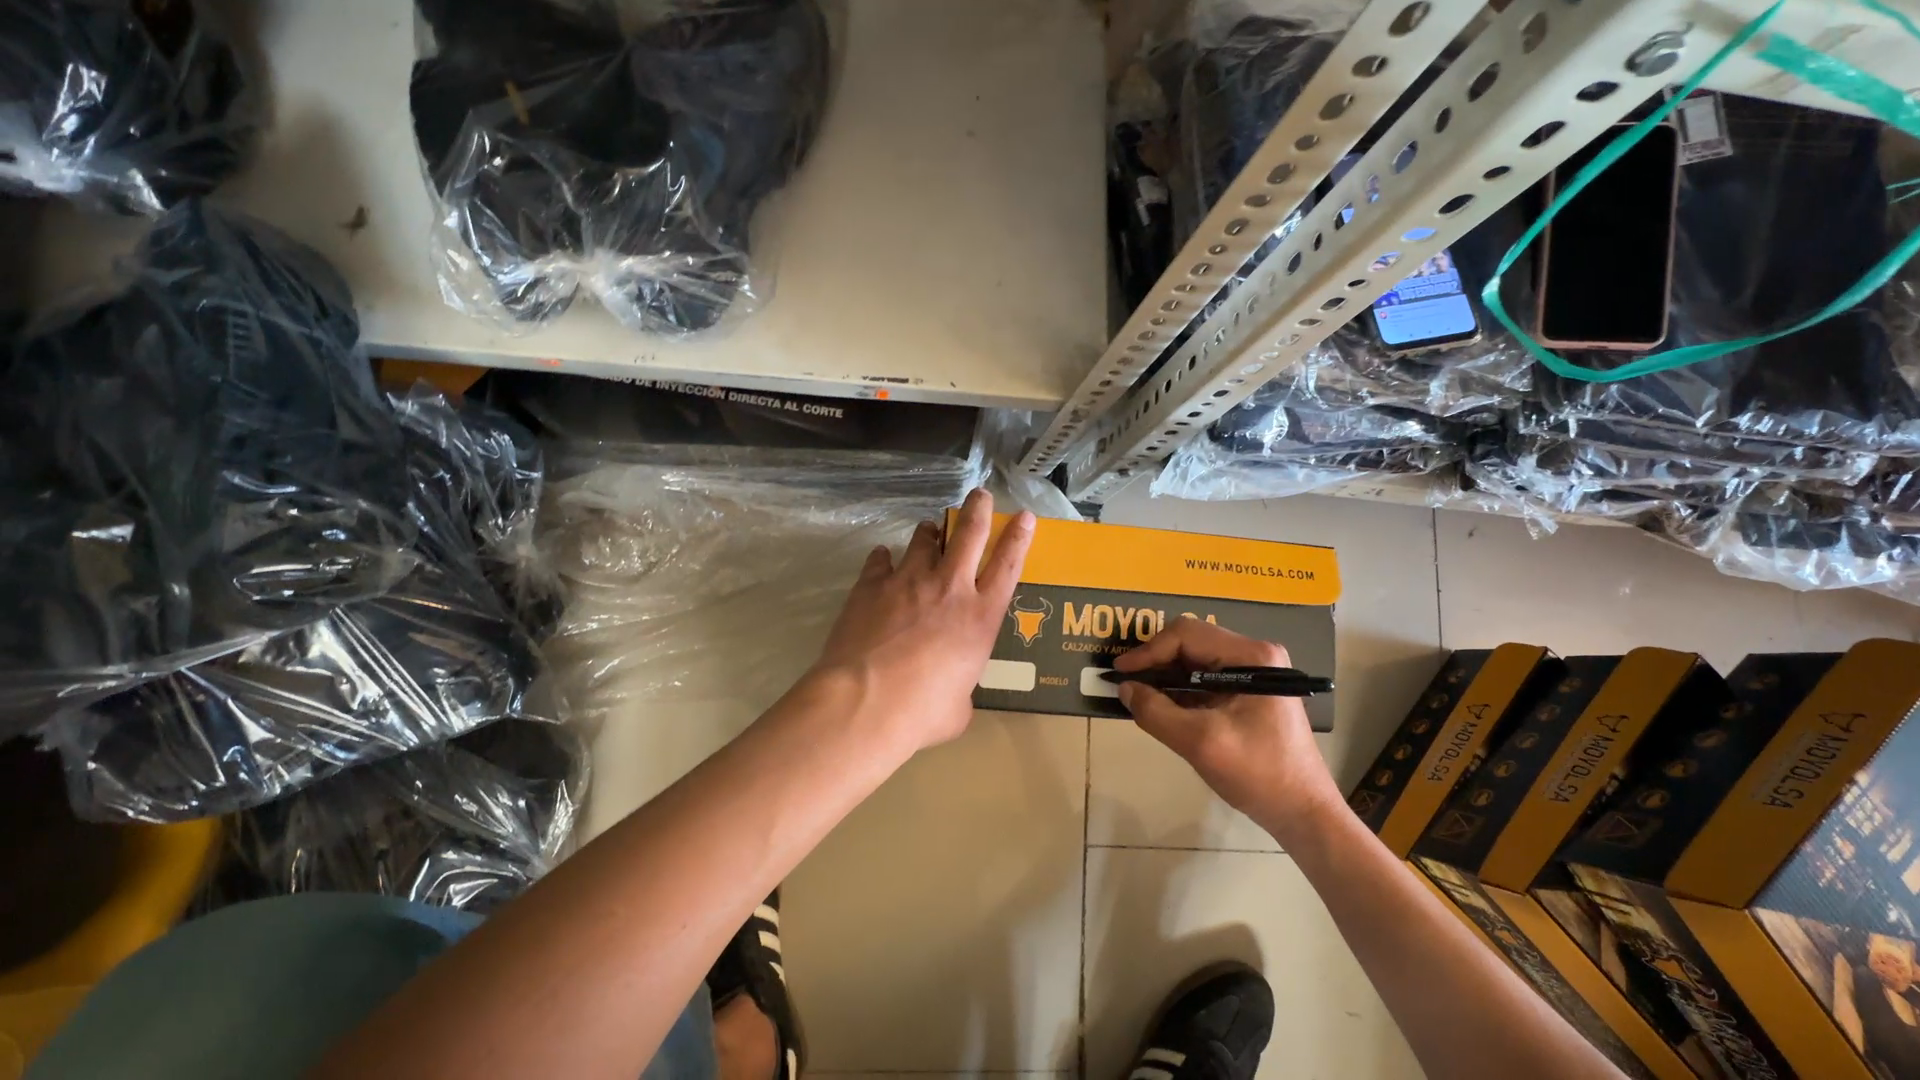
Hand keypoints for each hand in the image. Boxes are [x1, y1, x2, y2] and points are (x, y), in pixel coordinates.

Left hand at [810, 489, 1034, 753]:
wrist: (867, 700)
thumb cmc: (923, 711)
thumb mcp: (959, 709)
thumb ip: (961, 692)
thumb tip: (953, 697)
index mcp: (980, 617)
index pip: (1008, 565)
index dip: (1019, 537)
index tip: (1025, 516)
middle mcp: (950, 587)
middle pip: (969, 534)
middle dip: (978, 510)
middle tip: (980, 495)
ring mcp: (908, 580)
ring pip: (923, 539)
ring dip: (929, 532)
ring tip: (928, 530)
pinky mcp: (871, 584)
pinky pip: (881, 559)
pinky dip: (884, 557)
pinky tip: (882, 558)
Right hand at [1114, 618, 1343, 841]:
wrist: (1304, 811)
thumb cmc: (1259, 774)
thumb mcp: (1200, 743)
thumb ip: (1156, 712)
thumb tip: (1125, 689)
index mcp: (1252, 657)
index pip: (1187, 634)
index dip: (1149, 650)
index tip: (1120, 672)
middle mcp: (1255, 655)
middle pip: (1191, 642)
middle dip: (1155, 661)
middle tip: (1126, 682)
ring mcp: (1254, 673)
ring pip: (1196, 660)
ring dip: (1166, 675)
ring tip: (1137, 694)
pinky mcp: (1250, 692)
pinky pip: (1206, 679)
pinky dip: (1180, 689)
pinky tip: (1160, 705)